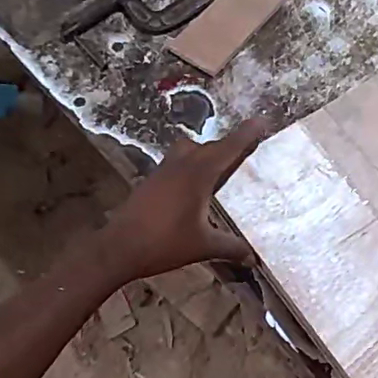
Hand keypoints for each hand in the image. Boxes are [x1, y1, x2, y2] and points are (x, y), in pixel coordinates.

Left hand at [94, 121, 268, 280]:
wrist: (116, 249)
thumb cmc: (163, 243)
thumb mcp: (203, 246)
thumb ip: (230, 247)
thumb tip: (252, 257)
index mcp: (198, 175)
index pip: (228, 149)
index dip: (246, 134)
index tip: (260, 120)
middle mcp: (181, 167)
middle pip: (209, 147)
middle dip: (229, 145)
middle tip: (247, 148)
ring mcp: (162, 173)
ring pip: (188, 151)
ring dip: (206, 152)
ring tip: (219, 165)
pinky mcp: (150, 183)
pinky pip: (177, 163)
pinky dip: (191, 165)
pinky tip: (194, 185)